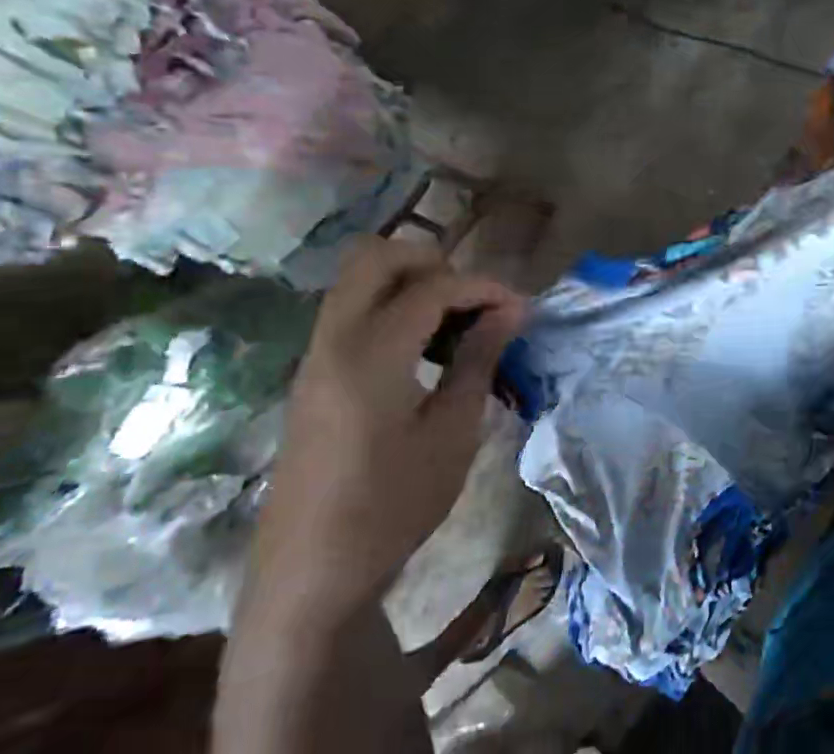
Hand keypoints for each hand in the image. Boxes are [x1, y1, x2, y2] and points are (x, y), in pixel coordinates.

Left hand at [247, 238, 527, 617]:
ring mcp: (314, 359)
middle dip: (433, 263)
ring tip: (457, 328)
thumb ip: (478, 359)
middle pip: (374, 258)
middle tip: (475, 301)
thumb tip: (510, 310)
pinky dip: (392, 312)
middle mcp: (332, 341)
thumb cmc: (393, 504)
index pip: (431, 286)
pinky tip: (426, 354)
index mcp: (369, 353)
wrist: (312, 575)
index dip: (483, 287)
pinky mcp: (312, 379)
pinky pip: (351, 316)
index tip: (521, 309)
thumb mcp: (453, 432)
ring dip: (411, 286)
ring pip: (358, 284)